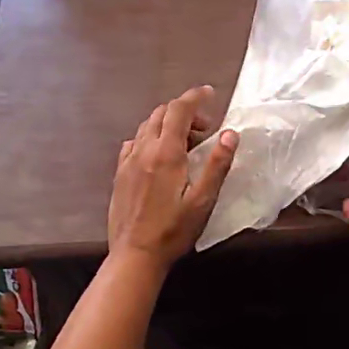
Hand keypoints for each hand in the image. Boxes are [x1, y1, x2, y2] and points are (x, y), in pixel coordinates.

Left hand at [108, 86, 237, 269]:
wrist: (135, 254)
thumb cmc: (173, 231)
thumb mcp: (203, 200)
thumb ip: (217, 165)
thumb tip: (230, 133)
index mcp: (166, 153)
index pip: (179, 110)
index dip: (195, 97)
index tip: (209, 93)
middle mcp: (143, 151)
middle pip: (161, 114)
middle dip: (184, 112)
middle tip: (204, 130)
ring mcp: (127, 162)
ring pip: (145, 127)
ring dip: (166, 125)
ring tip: (185, 145)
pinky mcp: (119, 175)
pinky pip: (133, 144)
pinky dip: (148, 139)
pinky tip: (158, 157)